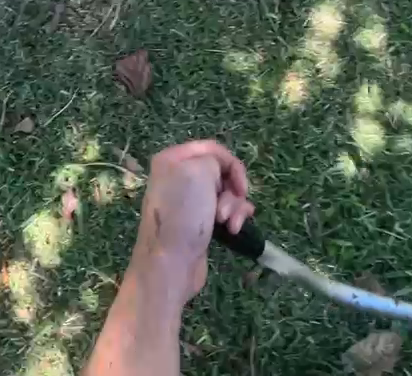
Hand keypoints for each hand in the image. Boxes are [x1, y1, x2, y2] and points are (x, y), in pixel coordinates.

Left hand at [127, 140, 254, 304]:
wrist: (170, 263)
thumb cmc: (183, 213)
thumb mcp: (200, 172)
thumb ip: (214, 161)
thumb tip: (219, 175)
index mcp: (173, 159)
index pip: (211, 148)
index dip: (231, 164)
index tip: (242, 185)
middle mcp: (179, 176)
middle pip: (220, 172)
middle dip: (232, 189)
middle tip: (225, 209)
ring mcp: (189, 201)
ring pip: (226, 193)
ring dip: (234, 207)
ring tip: (229, 224)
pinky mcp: (199, 221)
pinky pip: (224, 211)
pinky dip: (234, 218)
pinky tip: (234, 230)